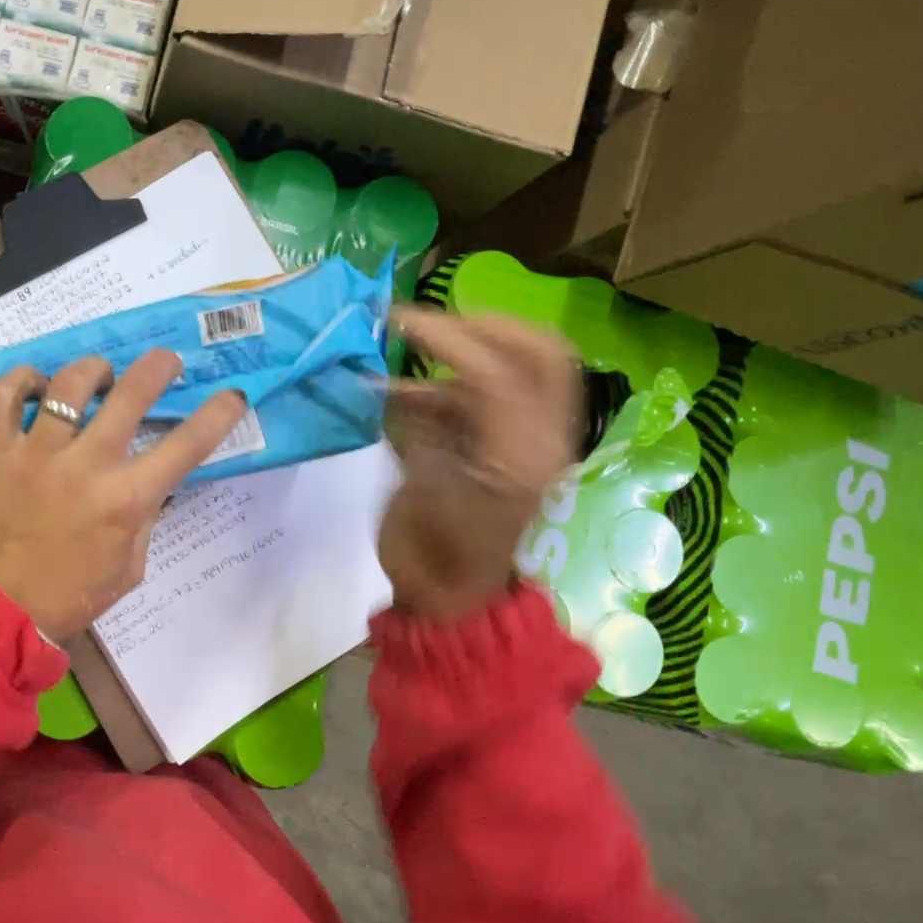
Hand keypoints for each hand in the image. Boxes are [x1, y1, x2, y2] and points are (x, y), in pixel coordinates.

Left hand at [0, 350, 249, 641]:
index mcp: (126, 499)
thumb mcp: (129, 566)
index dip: (219, 414)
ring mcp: (37, 452)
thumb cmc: (70, 595)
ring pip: (69, 384)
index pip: (187, 445)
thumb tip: (154, 481)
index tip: (232, 396)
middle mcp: (86, 465)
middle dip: (159, 367)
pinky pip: (4, 396)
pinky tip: (37, 384)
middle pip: (132, 392)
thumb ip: (144, 518)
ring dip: (94, 371)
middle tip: (165, 362)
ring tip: (99, 377)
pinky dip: (21, 380)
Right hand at [380, 307, 581, 618]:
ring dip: (457, 354)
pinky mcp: (497, 450)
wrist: (448, 601)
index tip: (399, 321)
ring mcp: (520, 442)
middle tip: (427, 324)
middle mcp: (535, 437)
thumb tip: (387, 384)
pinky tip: (390, 392)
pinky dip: (436, 389)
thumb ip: (418, 433)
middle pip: (534, 354)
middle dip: (481, 327)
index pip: (497, 372)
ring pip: (509, 372)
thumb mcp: (425, 495)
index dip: (448, 338)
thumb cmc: (433, 560)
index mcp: (523, 452)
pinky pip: (476, 402)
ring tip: (401, 346)